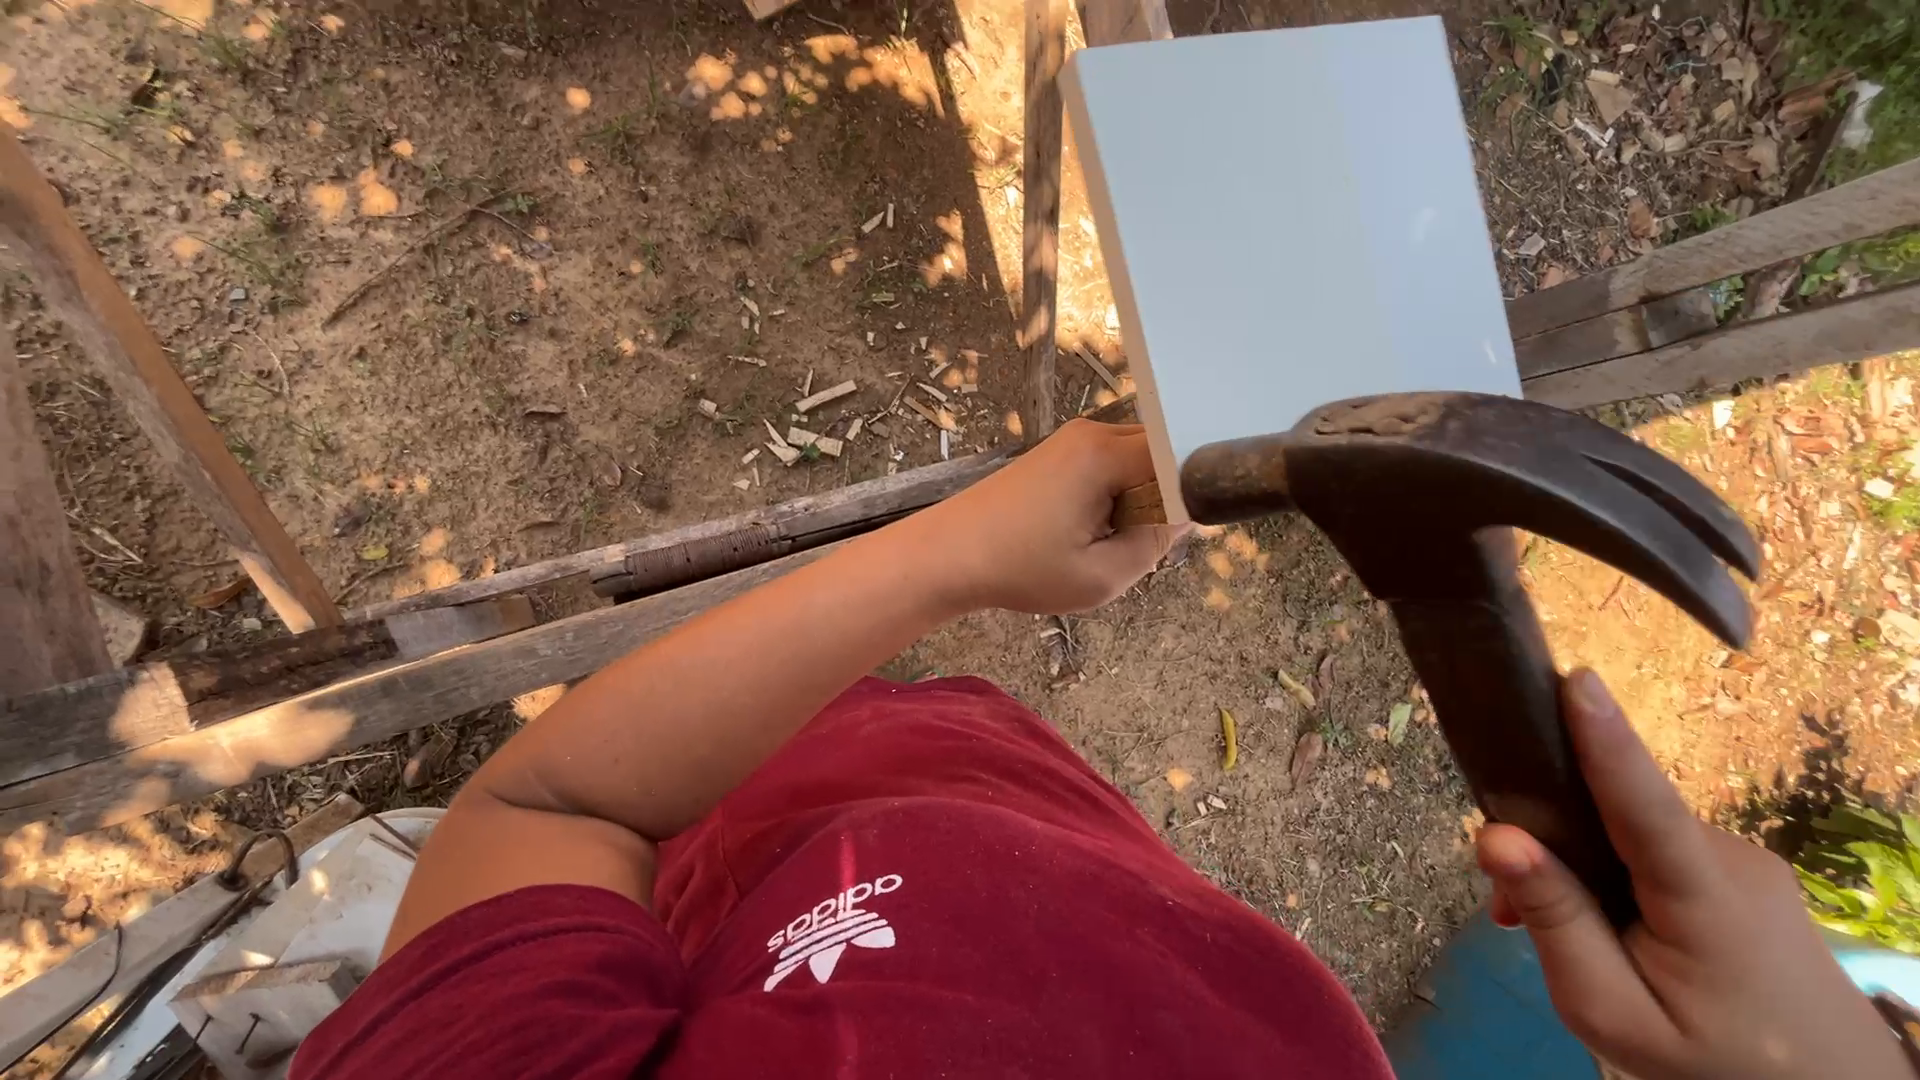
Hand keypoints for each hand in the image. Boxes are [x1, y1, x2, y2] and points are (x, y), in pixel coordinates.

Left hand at [920, 419, 1185, 614]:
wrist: (947, 555)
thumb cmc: (1018, 569)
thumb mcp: (1101, 576)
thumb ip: (1155, 544)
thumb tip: (1185, 517)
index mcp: (1105, 454)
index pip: (1181, 456)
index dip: (1194, 493)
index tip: (1186, 531)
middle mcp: (1091, 434)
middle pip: (1160, 454)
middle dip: (1164, 498)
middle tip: (1140, 544)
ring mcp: (1071, 441)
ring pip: (1135, 463)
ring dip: (1136, 500)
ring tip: (1106, 540)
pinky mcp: (1056, 455)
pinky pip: (1109, 468)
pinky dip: (1112, 498)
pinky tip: (1085, 531)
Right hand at [1476, 669, 1909, 1079]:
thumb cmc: (1712, 1066)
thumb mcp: (1609, 1011)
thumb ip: (1552, 919)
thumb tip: (1495, 835)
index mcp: (1705, 899)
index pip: (1646, 806)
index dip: (1606, 740)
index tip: (1577, 678)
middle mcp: (1729, 859)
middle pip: (1606, 817)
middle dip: (1544, 846)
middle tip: (1504, 912)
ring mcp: (1741, 860)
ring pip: (1620, 833)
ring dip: (1573, 866)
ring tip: (1555, 934)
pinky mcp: (1739, 870)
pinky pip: (1647, 849)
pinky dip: (1607, 874)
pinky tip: (1602, 927)